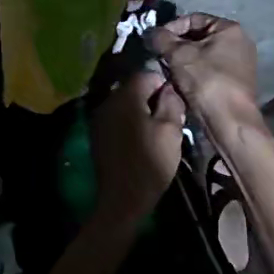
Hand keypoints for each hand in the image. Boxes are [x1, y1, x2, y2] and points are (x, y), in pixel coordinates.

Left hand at [89, 67, 185, 224]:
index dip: (164, 84)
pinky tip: (140, 139)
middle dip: (152, 97)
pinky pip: (117, 118)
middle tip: (169, 117)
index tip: (176, 103)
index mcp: (126, 97)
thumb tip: (168, 88)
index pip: (146, 75)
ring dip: (140, 110)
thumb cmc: (151, 162)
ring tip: (156, 129)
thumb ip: (171, 103)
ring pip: (125, 103)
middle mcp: (108, 101)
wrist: (122, 198)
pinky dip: (129, 122)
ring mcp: (100, 118)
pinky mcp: (97, 133)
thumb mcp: (170, 131)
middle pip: (133, 88)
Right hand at [146, 13, 258, 123]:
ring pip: (202, 56)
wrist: (230, 120)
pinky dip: (192, 74)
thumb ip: (161, 38)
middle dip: (175, 46)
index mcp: (230, 29)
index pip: (193, 18)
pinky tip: (180, 84)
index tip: (155, 41)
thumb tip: (150, 32)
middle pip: (198, 37)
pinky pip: (208, 71)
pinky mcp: (235, 83)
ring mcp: (239, 64)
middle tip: (159, 57)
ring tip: (167, 72)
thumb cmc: (206, 80)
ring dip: (182, 62)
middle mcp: (239, 42)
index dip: (171, 27)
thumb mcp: (178, 55)